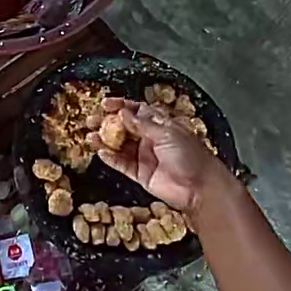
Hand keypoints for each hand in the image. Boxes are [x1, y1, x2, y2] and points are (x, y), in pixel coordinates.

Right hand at [89, 98, 230, 214]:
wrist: (199, 187)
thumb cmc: (190, 156)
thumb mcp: (166, 133)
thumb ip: (142, 124)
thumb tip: (123, 113)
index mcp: (161, 125)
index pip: (138, 111)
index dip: (122, 106)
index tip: (106, 103)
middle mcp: (151, 139)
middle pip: (125, 127)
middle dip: (108, 123)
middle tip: (92, 120)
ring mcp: (145, 157)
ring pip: (120, 146)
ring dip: (105, 140)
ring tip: (90, 136)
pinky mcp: (141, 174)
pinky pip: (122, 164)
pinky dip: (110, 158)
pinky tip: (100, 152)